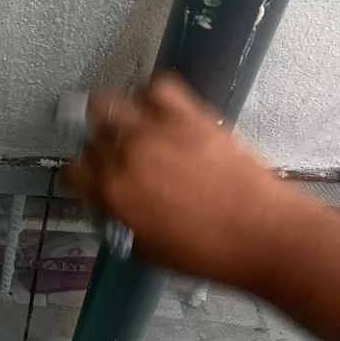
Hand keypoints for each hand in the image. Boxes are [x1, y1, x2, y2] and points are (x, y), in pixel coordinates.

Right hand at [64, 73, 327, 289]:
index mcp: (112, 194)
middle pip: (91, 137)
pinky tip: (160, 109)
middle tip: (117, 154)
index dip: (81, 174)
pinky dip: (153, 94)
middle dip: (99, 147)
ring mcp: (156, 133)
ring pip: (108, 103)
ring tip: (126, 122)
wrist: (267, 237)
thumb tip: (112, 204)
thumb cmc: (211, 253)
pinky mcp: (188, 118)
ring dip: (112, 113)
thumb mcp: (148, 248)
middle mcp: (126, 158)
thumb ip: (120, 219)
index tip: (92, 176)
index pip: (71, 170)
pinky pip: (158, 87)